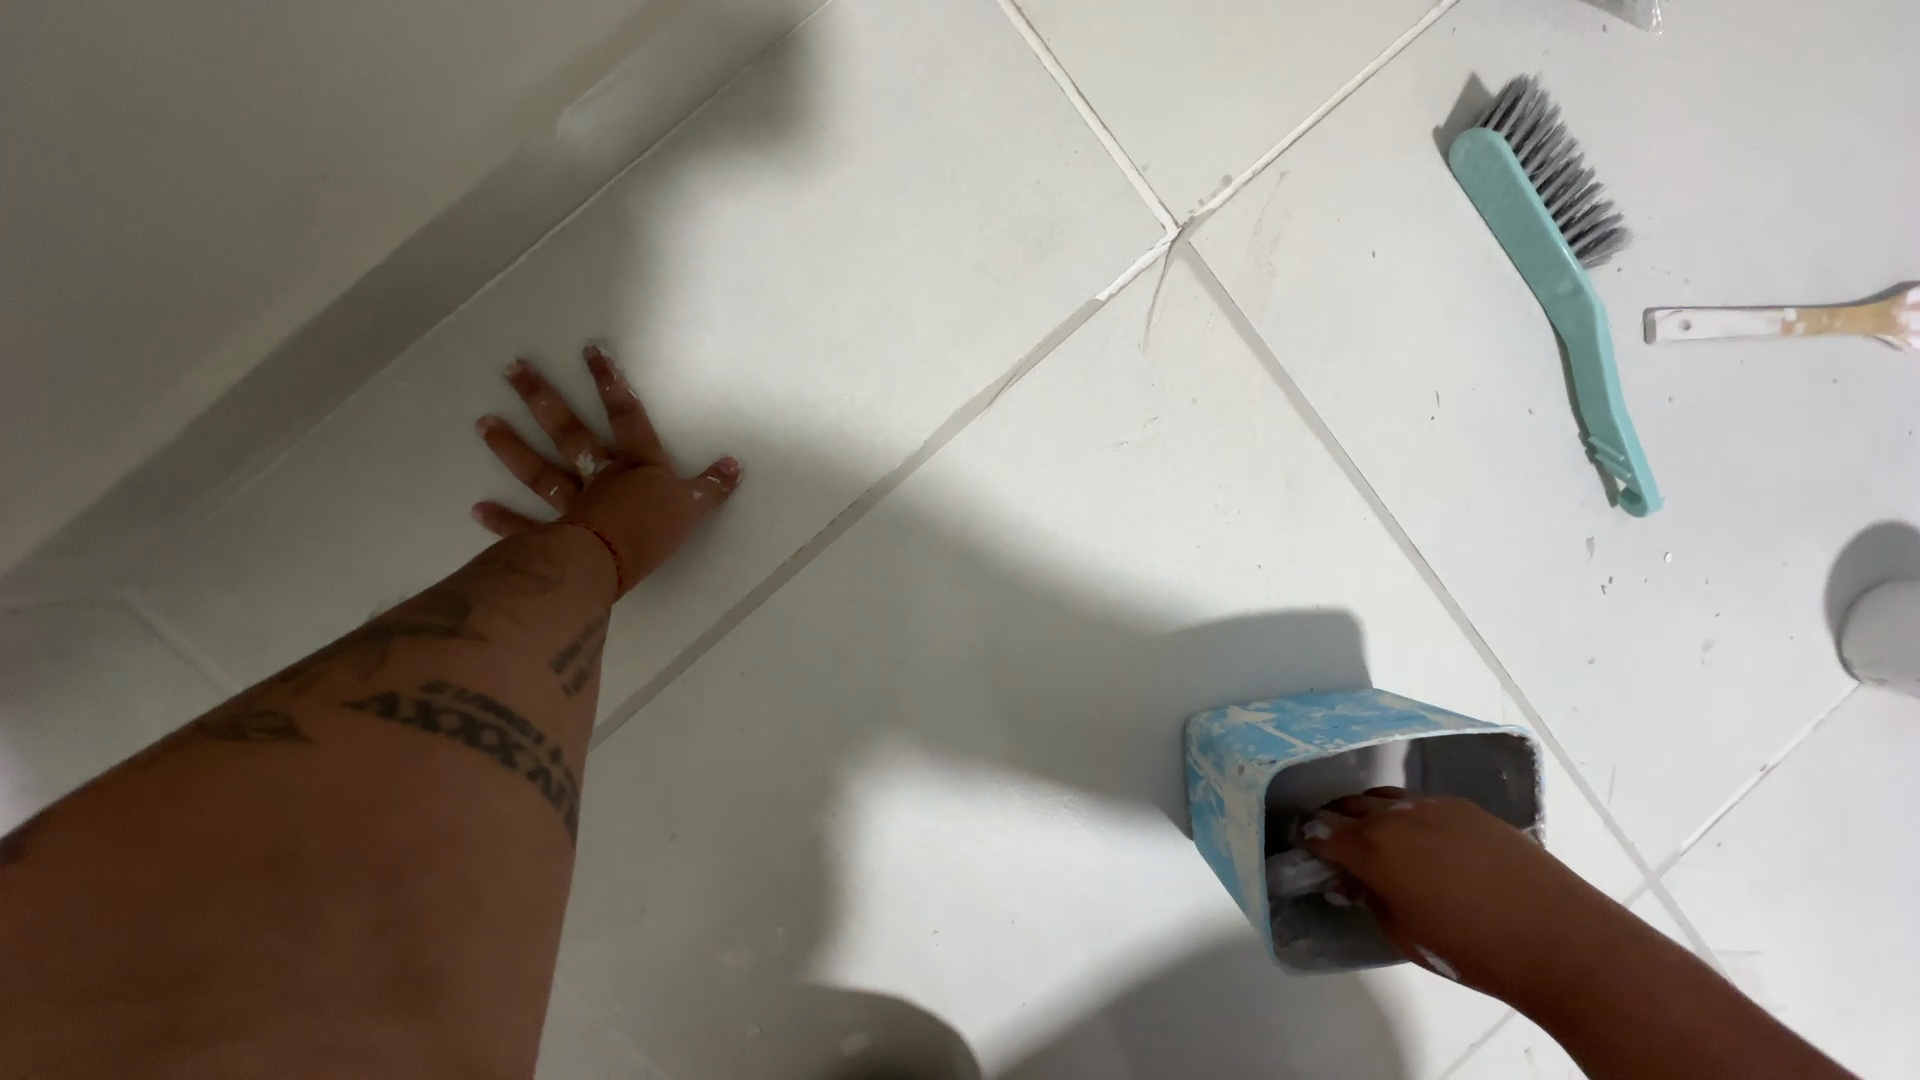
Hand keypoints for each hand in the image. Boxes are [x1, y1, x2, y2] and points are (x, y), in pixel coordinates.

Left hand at [472, 344, 740, 595]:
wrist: (614, 560)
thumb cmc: (654, 530)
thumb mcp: (692, 507)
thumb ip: (710, 487)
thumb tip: (734, 464)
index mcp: (637, 467)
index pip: (627, 417)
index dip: (612, 385)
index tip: (591, 352)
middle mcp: (599, 477)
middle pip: (569, 433)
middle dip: (542, 400)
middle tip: (511, 368)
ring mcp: (571, 505)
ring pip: (539, 472)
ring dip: (511, 447)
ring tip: (483, 423)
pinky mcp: (554, 537)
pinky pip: (525, 526)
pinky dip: (504, 520)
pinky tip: (478, 509)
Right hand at [1301, 788, 1624, 1002]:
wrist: (1563, 942)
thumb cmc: (1472, 951)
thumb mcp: (1403, 935)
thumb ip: (1370, 899)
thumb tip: (1353, 882)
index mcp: (1372, 849)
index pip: (1321, 830)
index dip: (1308, 838)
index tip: (1305, 847)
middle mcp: (1396, 817)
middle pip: (1349, 805)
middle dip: (1335, 820)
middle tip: (1334, 841)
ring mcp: (1435, 807)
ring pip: (1386, 799)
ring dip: (1372, 813)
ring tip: (1377, 838)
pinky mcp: (1469, 809)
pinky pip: (1423, 805)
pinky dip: (1410, 817)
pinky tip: (1424, 843)